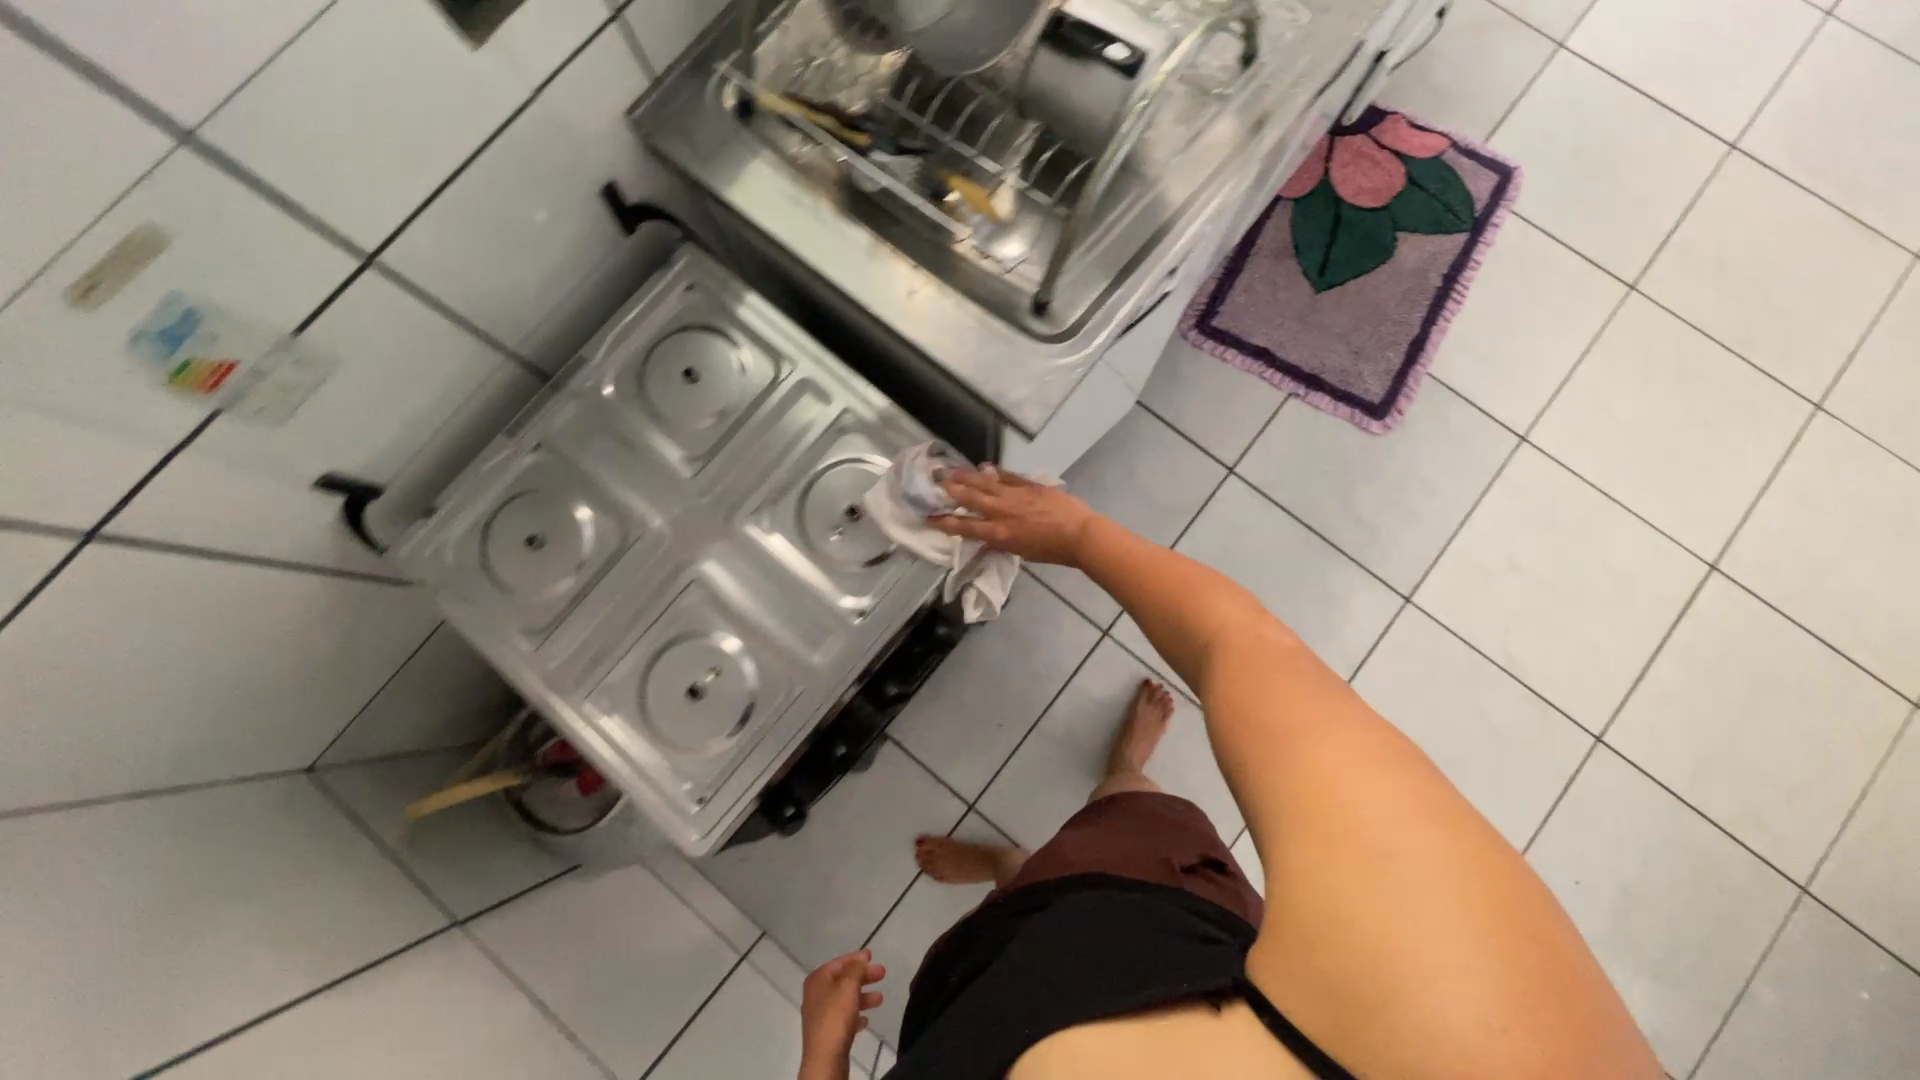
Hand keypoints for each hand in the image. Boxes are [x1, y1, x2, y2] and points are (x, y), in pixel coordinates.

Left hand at [799, 949, 885, 1076]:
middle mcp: (816, 995)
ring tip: (880, 998)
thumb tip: (860, 957)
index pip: (839, 963)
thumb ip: (855, 969)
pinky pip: (844, 1018)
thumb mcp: (848, 986)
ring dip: (863, 996)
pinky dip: (855, 1016)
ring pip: (845, 1000)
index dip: (855, 958)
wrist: (825, 1059)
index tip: (872, 955)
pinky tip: (866, 1021)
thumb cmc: (835, 1016)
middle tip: (883, 973)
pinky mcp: (827, 1033)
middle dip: (863, 976)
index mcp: (817, 980)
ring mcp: (821, 1015)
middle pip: (843, 980)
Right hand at [930, 467, 1102, 567]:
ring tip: (951, 469)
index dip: (944, 522)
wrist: (1080, 535)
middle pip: (970, 498)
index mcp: (999, 533)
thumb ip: (1001, 544)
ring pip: (984, 482)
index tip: (928, 517)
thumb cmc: (1052, 551)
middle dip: (949, 489)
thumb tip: (986, 541)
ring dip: (966, 476)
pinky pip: (1007, 476)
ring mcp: (1015, 495)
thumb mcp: (1021, 553)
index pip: (964, 527)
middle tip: (934, 480)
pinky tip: (985, 467)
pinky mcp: (1029, 485)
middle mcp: (1001, 511)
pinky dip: (994, 471)